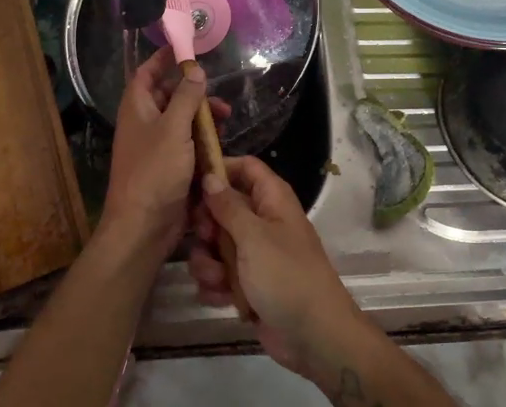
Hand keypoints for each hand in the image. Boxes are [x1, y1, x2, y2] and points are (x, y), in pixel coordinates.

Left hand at [102, 46, 213, 261]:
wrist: (143, 227)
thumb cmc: (153, 172)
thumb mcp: (174, 129)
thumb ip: (186, 97)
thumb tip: (194, 69)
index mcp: (137, 109)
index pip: (147, 74)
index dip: (162, 59)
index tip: (184, 48)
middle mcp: (145, 124)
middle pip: (170, 97)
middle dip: (194, 93)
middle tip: (218, 97)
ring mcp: (157, 147)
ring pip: (182, 122)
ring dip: (203, 118)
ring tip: (225, 121)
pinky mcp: (170, 168)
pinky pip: (188, 145)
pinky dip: (203, 141)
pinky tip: (220, 143)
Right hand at [189, 156, 372, 379]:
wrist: (313, 336)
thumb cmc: (286, 276)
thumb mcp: (254, 237)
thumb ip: (228, 206)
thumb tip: (210, 176)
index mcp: (272, 200)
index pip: (245, 167)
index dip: (220, 169)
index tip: (192, 182)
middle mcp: (263, 222)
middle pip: (223, 208)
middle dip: (207, 226)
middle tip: (204, 238)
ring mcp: (255, 255)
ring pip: (216, 245)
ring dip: (208, 262)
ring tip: (216, 278)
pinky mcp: (248, 284)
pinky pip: (220, 275)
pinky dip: (215, 286)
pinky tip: (219, 298)